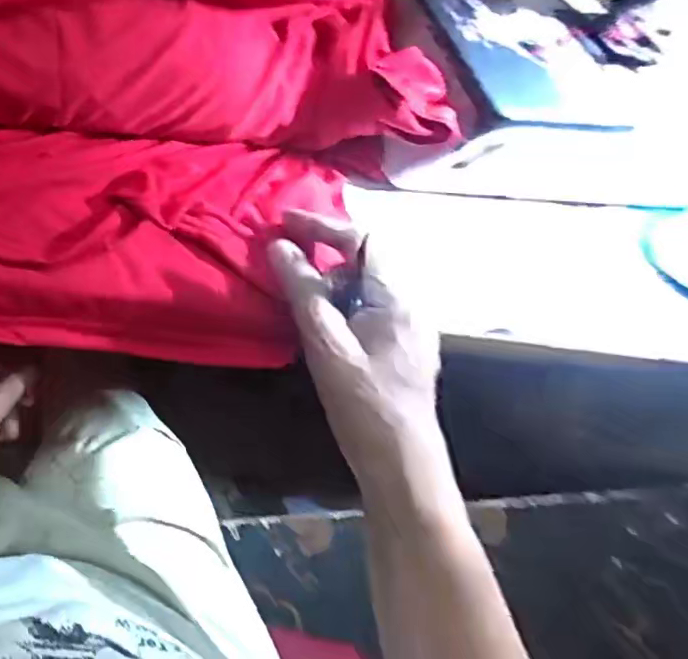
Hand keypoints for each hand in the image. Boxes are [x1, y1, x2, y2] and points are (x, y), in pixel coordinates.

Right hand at [269, 210, 443, 484]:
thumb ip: (302, 288)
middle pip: (366, 257)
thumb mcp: (325, 341)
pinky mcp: (396, 345)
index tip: (284, 221)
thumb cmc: (363, 402)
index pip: (363, 241)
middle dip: (324, 244)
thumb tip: (278, 245)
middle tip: (283, 241)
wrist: (400, 466)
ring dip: (328, 270)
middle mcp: (408, 306)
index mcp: (397, 300)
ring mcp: (405, 327)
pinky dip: (336, 292)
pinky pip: (364, 301)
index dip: (322, 226)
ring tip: (293, 271)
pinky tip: (314, 306)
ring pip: (364, 281)